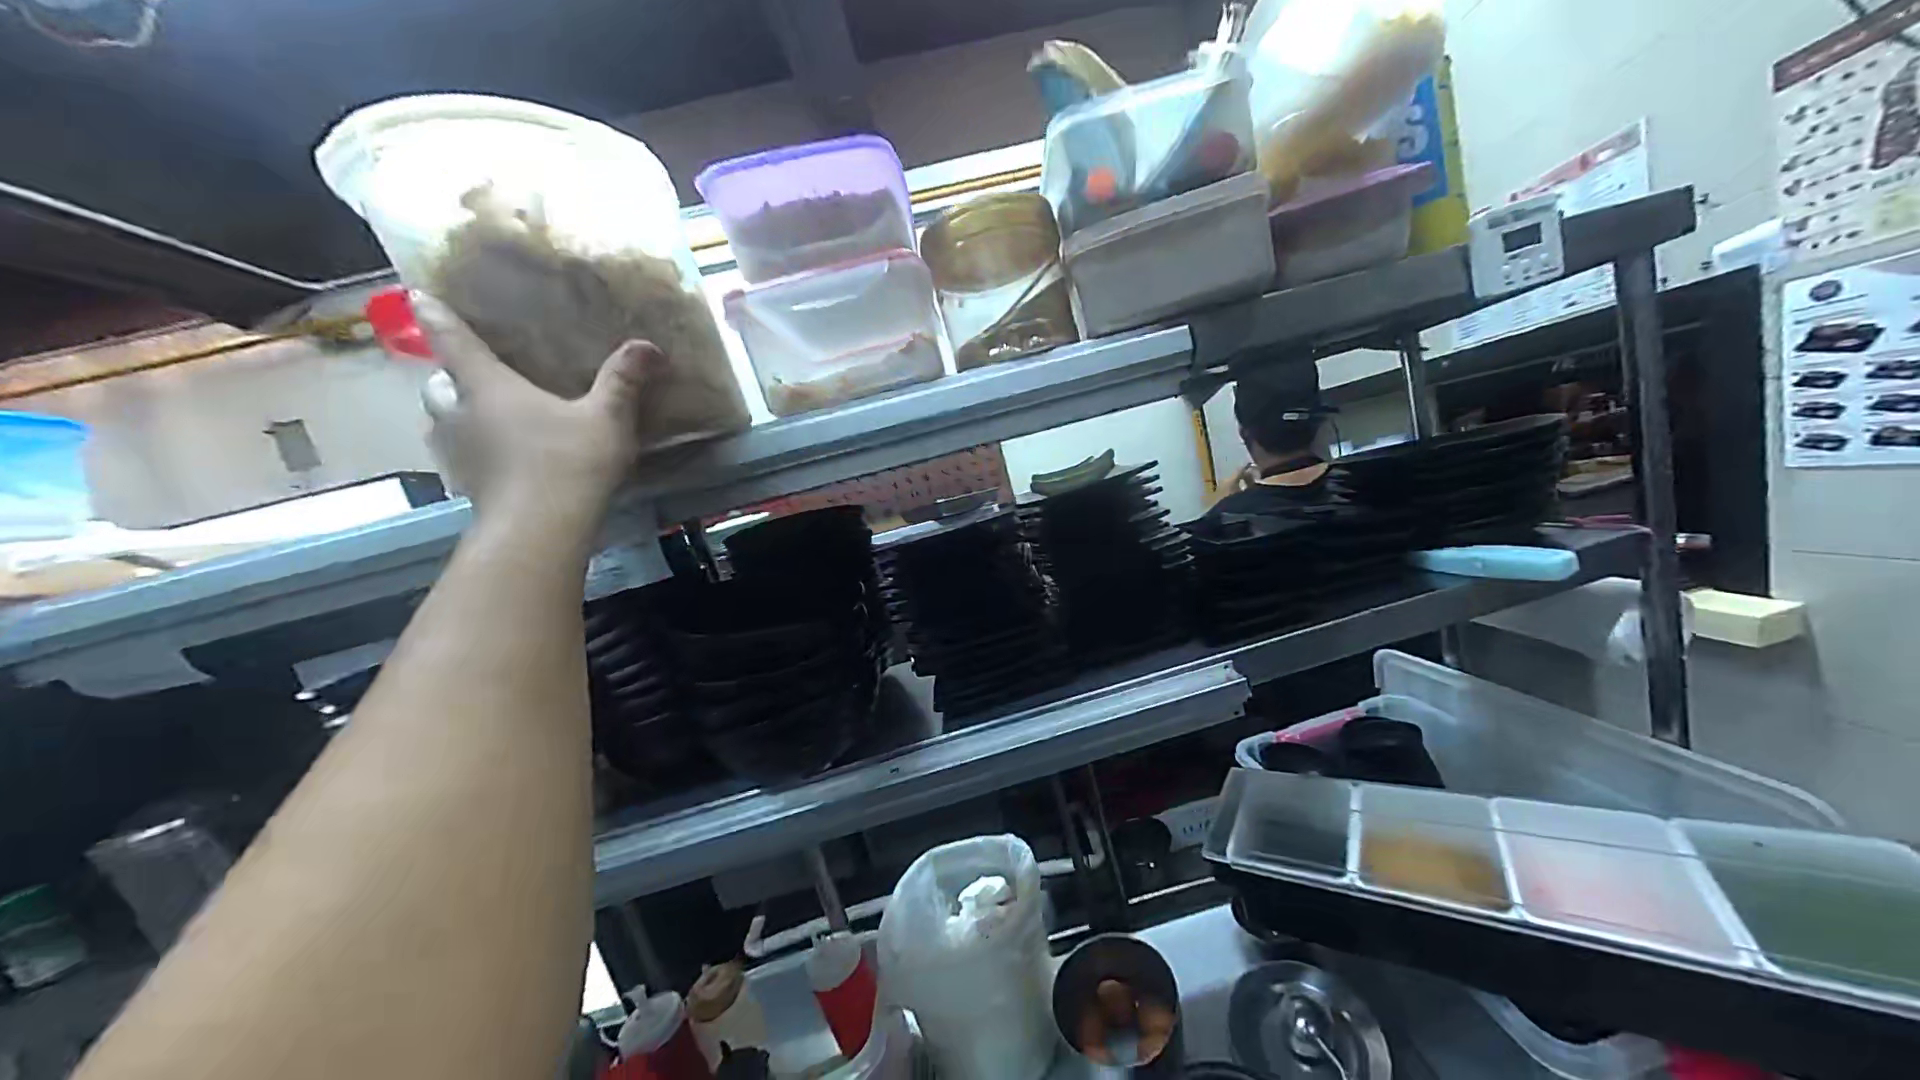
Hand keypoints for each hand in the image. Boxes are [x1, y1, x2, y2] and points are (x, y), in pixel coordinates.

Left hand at [412, 292, 657, 535]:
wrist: (540, 529)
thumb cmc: (569, 463)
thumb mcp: (607, 419)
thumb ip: (623, 381)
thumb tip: (648, 345)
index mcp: (488, 386)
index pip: (452, 339)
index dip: (436, 315)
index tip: (419, 296)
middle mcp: (460, 413)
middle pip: (437, 384)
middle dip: (449, 376)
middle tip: (473, 377)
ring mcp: (458, 453)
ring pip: (441, 423)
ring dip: (455, 416)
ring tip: (485, 419)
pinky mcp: (466, 485)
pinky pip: (458, 457)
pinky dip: (471, 451)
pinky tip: (499, 461)